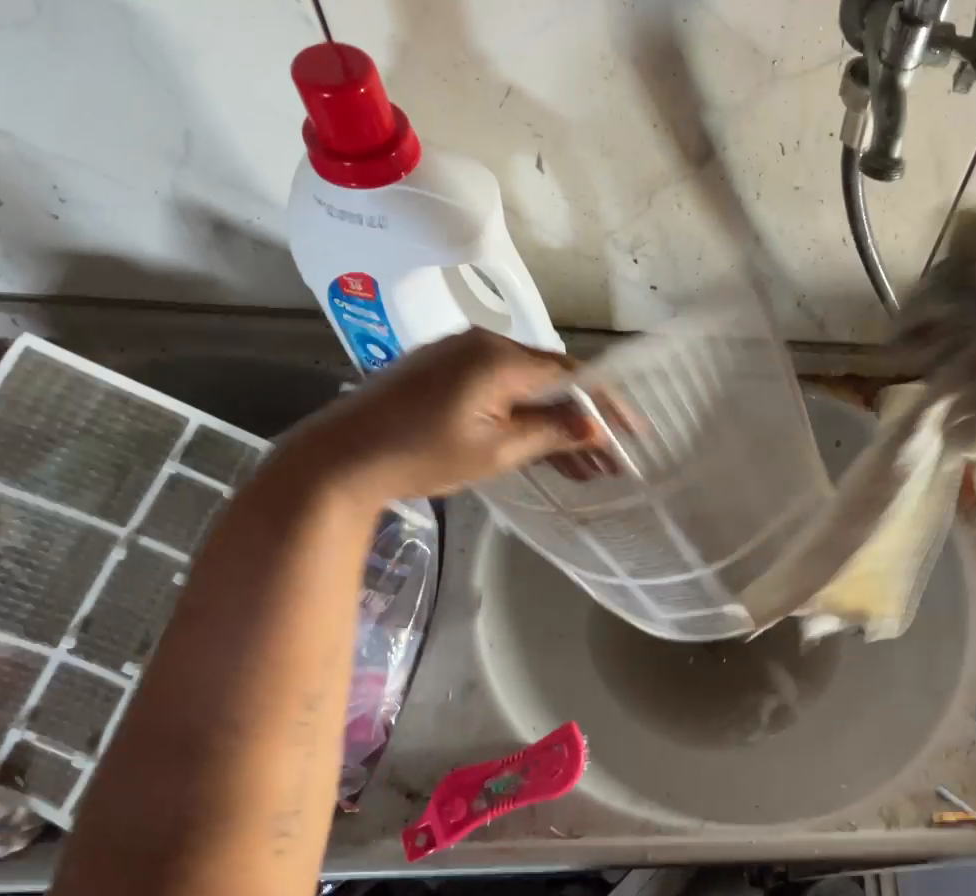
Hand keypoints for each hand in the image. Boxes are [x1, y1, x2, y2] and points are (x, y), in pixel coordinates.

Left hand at [295, 328, 597, 499]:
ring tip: (583, 470)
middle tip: (610, 462)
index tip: (635, 432)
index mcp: (500, 357)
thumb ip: (551, 432)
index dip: (607, 404)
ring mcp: (460, 356)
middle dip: (583, 422)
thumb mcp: (496, 449)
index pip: (572, 376)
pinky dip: (523, 418)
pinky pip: (499, 391)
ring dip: (554, 425)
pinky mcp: (443, 373)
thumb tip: (597, 425)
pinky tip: (541, 450)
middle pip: (551, 381)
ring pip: (525, 389)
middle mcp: (484, 344)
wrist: (341, 458)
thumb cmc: (422, 455)